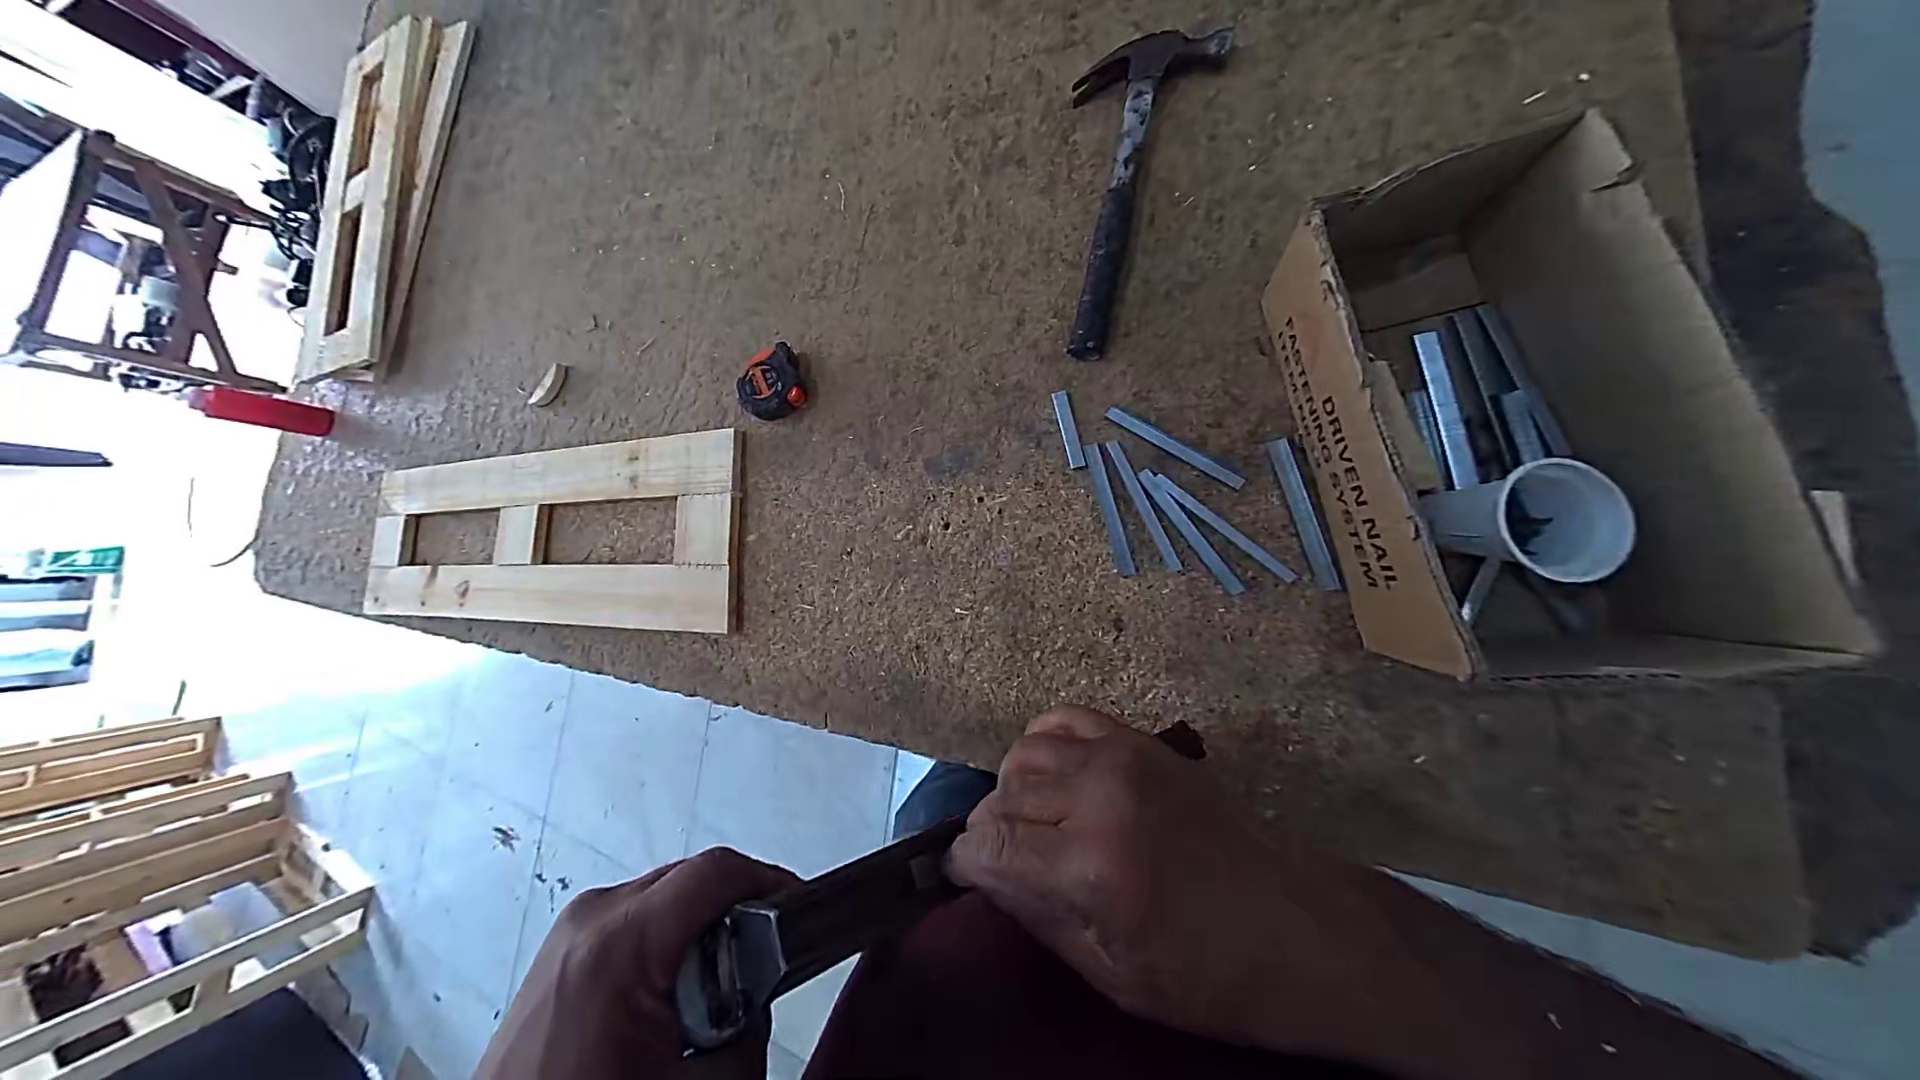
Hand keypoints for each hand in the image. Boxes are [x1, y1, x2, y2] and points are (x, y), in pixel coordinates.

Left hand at [476, 848, 798, 1079]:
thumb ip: (751, 1029)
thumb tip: (763, 991)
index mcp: (618, 946)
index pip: (715, 872)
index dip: (768, 880)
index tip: (796, 902)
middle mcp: (590, 922)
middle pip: (694, 877)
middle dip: (738, 910)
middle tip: (758, 962)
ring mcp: (573, 929)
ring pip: (669, 891)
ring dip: (704, 925)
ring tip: (709, 990)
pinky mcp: (565, 944)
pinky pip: (639, 912)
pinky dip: (669, 937)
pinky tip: (673, 990)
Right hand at [946, 706, 1446, 1060]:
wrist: (1300, 925)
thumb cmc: (1210, 974)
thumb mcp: (1114, 974)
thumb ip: (1036, 915)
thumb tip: (982, 873)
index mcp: (1093, 866)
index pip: (987, 845)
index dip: (966, 863)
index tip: (967, 875)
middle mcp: (1100, 795)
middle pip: (1002, 796)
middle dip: (991, 830)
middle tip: (1007, 860)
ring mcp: (1123, 756)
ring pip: (1025, 753)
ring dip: (1015, 789)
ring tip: (1035, 821)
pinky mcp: (1141, 740)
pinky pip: (1064, 719)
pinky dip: (1045, 744)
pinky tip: (1057, 776)